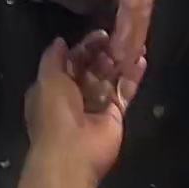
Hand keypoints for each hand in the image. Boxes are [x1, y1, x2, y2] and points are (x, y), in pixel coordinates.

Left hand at [24, 31, 143, 186]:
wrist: (72, 153)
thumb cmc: (55, 112)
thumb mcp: (47, 79)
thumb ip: (53, 57)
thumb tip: (60, 40)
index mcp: (55, 86)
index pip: (73, 60)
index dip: (86, 46)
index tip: (101, 34)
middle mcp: (75, 94)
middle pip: (93, 67)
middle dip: (105, 52)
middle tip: (120, 37)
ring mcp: (97, 104)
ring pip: (110, 77)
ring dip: (121, 61)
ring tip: (134, 44)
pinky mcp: (115, 113)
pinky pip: (125, 90)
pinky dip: (133, 76)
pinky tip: (141, 60)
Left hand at [85, 0, 159, 70]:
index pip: (133, 6)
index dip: (126, 33)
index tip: (119, 57)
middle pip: (142, 13)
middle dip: (133, 42)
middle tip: (123, 70)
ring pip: (143, 10)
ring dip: (135, 35)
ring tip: (126, 61)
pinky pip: (138, 2)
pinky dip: (134, 21)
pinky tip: (126, 33)